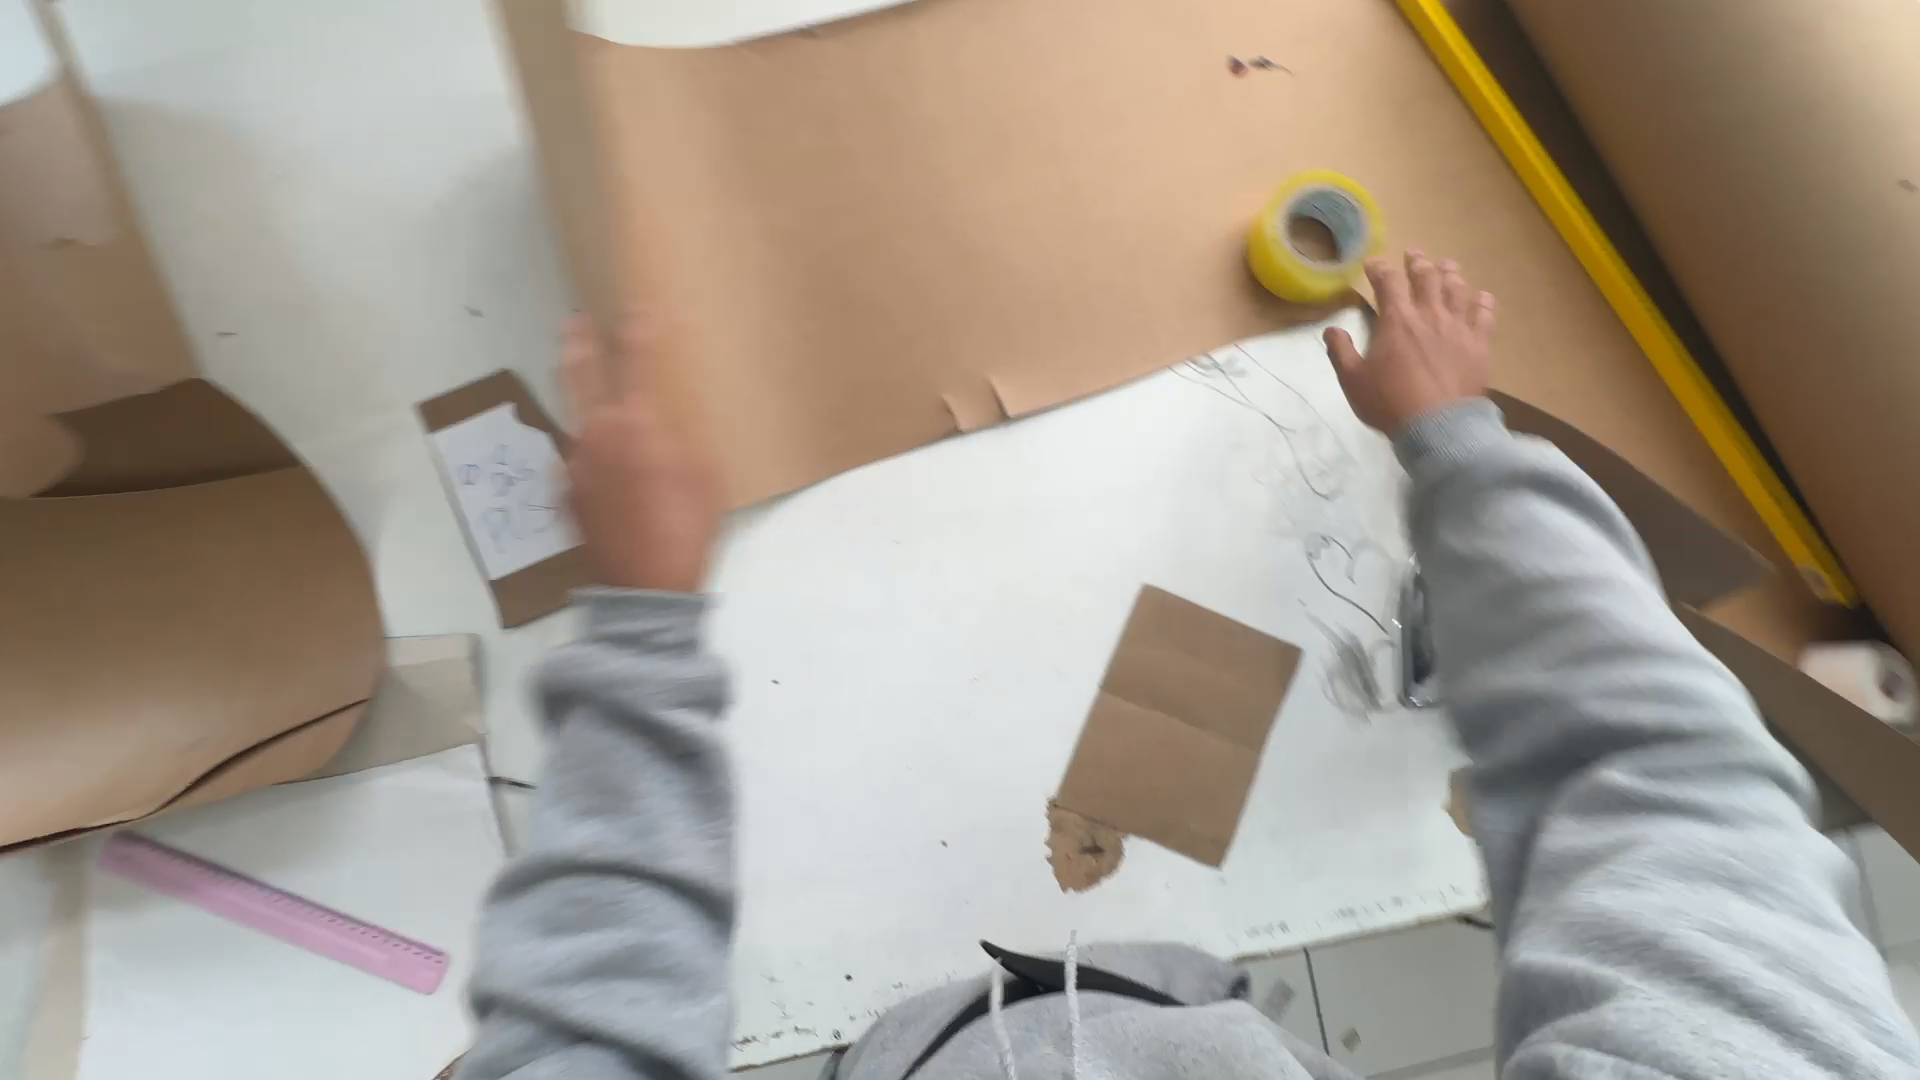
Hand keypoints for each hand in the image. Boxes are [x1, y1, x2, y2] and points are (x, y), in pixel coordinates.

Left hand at [559, 313, 719, 592]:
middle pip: (578, 374)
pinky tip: (601, 460)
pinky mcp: (565, 491)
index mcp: (639, 424)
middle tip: (576, 321)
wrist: (645, 584)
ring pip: (572, 416)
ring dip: (579, 395)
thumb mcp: (707, 476)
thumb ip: (683, 440)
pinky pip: (575, 457)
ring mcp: (574, 463)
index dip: (638, 330)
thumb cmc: (688, 526)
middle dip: (578, 342)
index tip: (637, 307)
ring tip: (586, 386)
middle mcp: (597, 433)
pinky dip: (587, 447)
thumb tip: (668, 424)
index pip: (636, 361)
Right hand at [1322, 251, 1496, 434]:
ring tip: (1447, 265)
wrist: (1437, 423)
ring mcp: (1458, 327)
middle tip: (1414, 254)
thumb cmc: (1388, 401)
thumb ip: (1341, 351)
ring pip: (1457, 290)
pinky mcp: (1479, 343)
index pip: (1388, 284)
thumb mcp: (1352, 380)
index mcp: (1397, 321)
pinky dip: (1481, 301)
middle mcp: (1430, 315)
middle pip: (1426, 279)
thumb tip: (1331, 330)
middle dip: (1418, 263)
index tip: (1373, 262)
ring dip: (1450, 274)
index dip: (1380, 270)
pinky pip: (1484, 314)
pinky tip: (1480, 296)